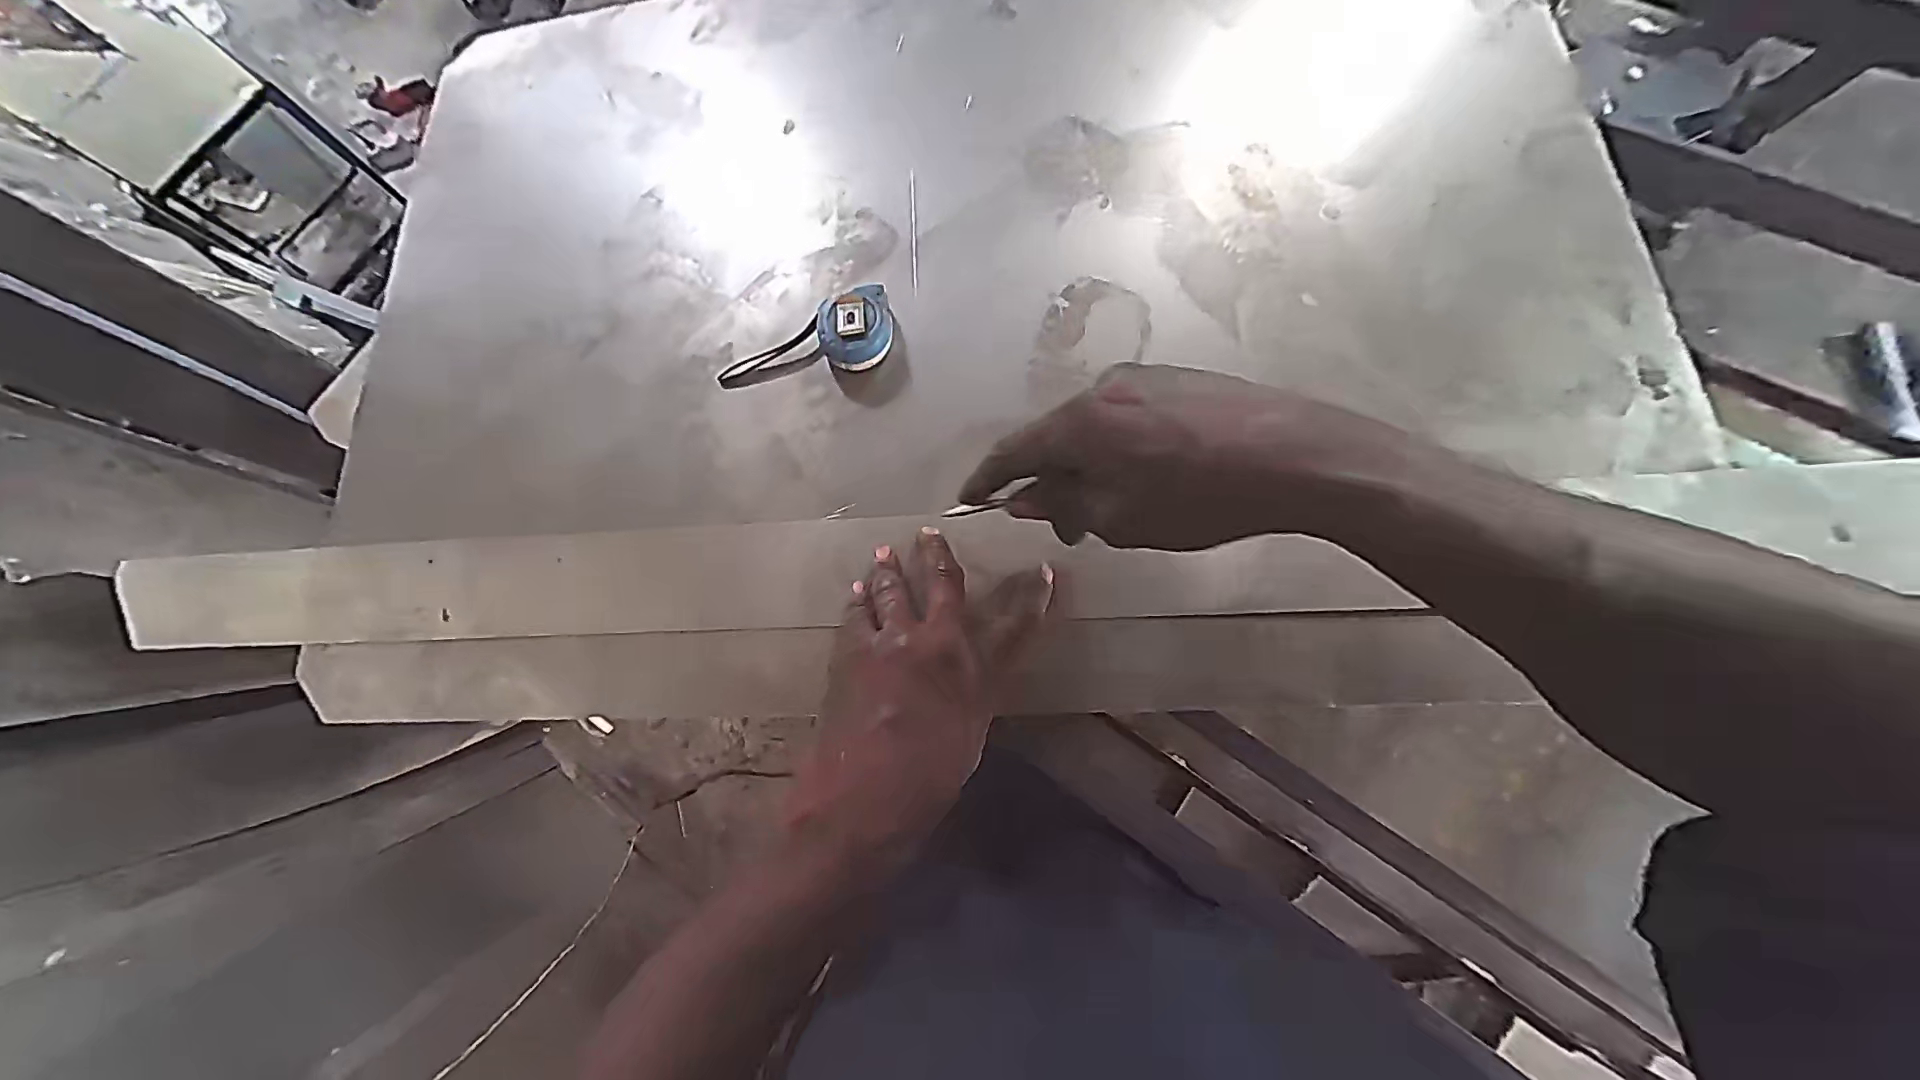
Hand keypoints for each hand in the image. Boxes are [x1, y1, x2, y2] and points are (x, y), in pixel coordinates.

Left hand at [783, 528, 1051, 878]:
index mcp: (976, 677)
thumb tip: (959, 684)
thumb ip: (967, 701)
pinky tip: (855, 592)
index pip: (1017, 627)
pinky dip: (857, 601)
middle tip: (931, 533)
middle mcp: (937, 648)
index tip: (1045, 572)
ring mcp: (891, 644)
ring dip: (889, 570)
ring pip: (891, 591)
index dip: (1035, 598)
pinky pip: (856, 615)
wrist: (860, 801)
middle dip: (938, 556)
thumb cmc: (925, 786)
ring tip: (885, 552)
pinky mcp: (853, 652)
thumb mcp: (966, 741)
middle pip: (942, 587)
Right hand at [959, 363, 1414, 549]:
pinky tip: (1144, 477)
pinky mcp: (1178, 380)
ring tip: (1108, 507)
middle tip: (1062, 525)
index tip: (968, 497)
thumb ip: (1063, 504)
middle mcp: (1103, 388)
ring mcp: (1144, 378)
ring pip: (1091, 428)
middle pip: (1054, 438)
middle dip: (1048, 481)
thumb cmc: (1202, 498)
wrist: (1301, 456)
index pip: (1012, 450)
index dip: (986, 478)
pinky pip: (1125, 418)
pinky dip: (1116, 450)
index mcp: (1081, 422)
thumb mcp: (1121, 518)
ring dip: (1086, 467)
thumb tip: (1024, 495)